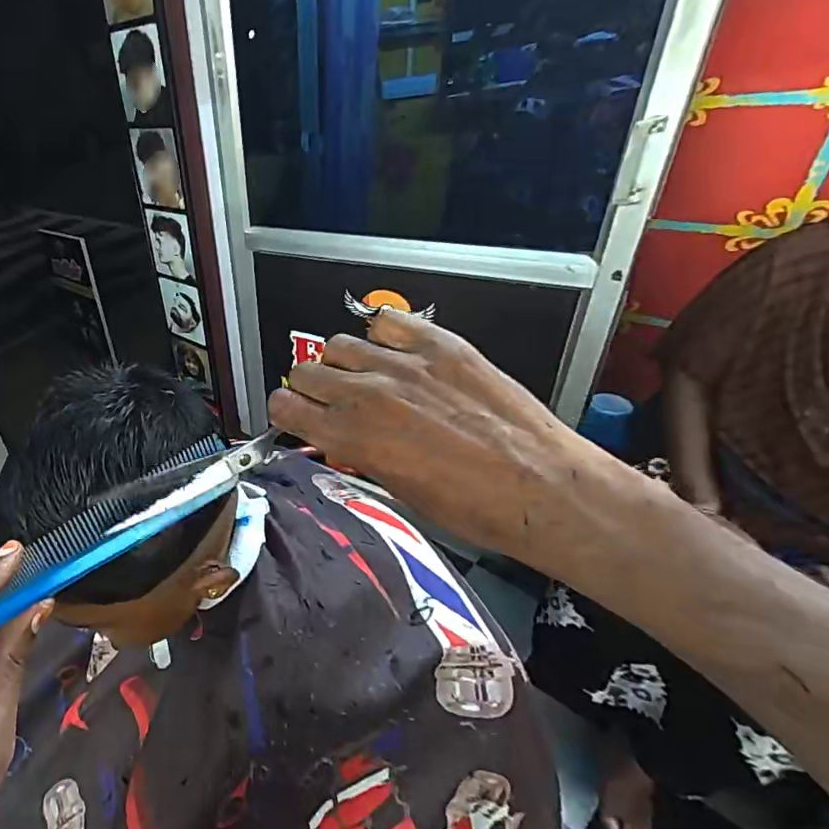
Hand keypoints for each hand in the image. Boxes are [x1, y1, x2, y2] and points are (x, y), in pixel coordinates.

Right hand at [268, 309, 603, 561]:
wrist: (544, 491)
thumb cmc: (477, 506)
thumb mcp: (396, 491)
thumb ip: (357, 454)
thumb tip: (341, 439)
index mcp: (351, 436)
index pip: (284, 405)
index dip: (287, 412)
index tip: (297, 415)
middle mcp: (368, 394)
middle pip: (304, 370)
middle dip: (311, 388)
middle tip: (331, 400)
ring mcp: (404, 365)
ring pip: (339, 343)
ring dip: (343, 361)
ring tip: (365, 376)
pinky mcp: (441, 348)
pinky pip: (389, 322)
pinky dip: (385, 334)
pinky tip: (397, 353)